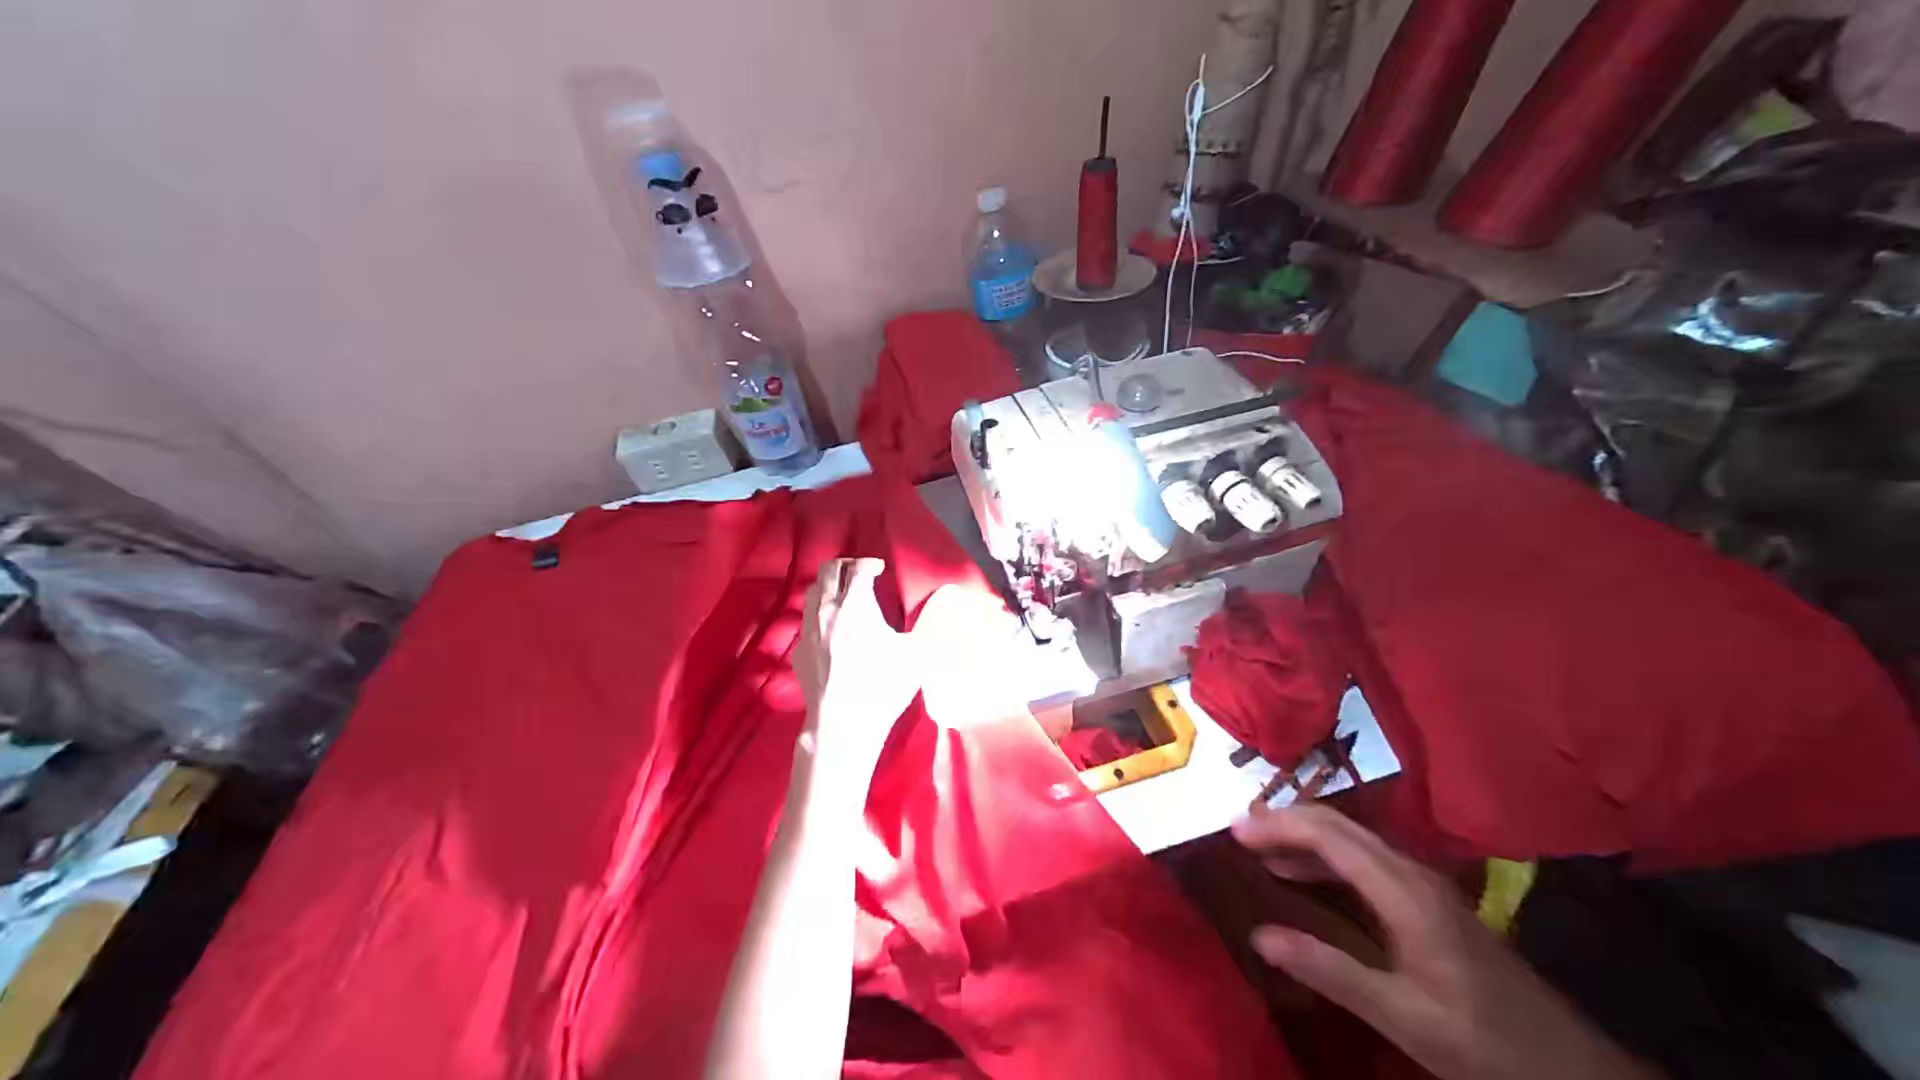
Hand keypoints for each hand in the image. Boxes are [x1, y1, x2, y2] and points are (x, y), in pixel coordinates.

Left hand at [794, 559, 920, 780]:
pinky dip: (818, 617)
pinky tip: (829, 631)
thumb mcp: (917, 655)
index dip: (870, 563)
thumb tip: (939, 619)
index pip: (858, 568)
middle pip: (829, 571)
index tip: (879, 569)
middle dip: (845, 565)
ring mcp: (808, 631)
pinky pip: (805, 623)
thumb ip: (925, 630)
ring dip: (828, 587)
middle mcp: (827, 610)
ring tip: (842, 596)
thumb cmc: (882, 686)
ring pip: (812, 593)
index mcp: (855, 604)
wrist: (843, 724)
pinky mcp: (798, 653)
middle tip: (858, 572)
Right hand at [1233, 804, 1659, 1079]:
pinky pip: (1363, 859)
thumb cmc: (1484, 1041)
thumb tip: (1258, 934)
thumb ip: (1330, 970)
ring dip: (1302, 836)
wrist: (1570, 1068)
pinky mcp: (1426, 900)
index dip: (1278, 826)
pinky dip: (1323, 857)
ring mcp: (1422, 884)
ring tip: (1259, 847)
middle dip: (1285, 821)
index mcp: (1403, 892)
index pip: (1329, 835)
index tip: (1234, 830)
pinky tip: (1304, 875)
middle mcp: (1411, 874)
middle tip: (1239, 831)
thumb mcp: (1402, 1016)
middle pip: (1339, 826)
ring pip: (1351, 839)